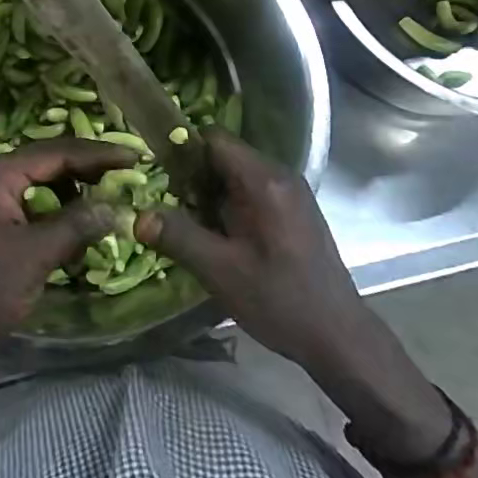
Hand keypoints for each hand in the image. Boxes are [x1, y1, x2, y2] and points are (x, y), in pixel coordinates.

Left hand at [0, 139, 131, 359]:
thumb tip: (118, 208)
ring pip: (43, 182)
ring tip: (108, 201)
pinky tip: (79, 228)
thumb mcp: (35, 255)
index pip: (57, 152)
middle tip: (129, 172)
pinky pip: (33, 203)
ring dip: (75, 191)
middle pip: (50, 160)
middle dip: (89, 168)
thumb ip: (78, 225)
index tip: (135, 158)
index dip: (99, 154)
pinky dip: (58, 212)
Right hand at [138, 129, 450, 460]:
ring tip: (188, 222)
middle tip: (169, 204)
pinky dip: (229, 204)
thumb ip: (178, 237)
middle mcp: (281, 176)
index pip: (214, 138)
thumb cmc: (281, 301)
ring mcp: (291, 193)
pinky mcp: (295, 211)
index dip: (183, 150)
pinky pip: (252, 191)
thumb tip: (137, 216)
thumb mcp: (221, 271)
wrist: (340, 338)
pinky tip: (218, 236)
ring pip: (236, 174)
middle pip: (225, 155)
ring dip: (210, 192)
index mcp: (265, 181)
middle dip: (193, 175)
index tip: (159, 174)